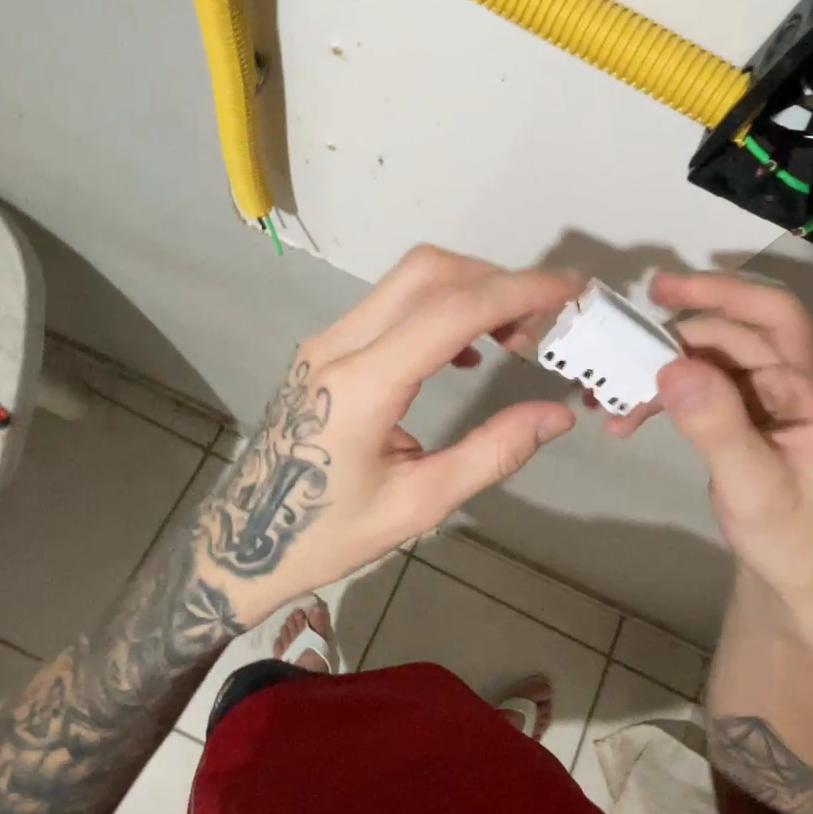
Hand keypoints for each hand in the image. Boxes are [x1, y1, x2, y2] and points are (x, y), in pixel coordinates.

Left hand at [194, 246, 582, 624]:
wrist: (243, 541)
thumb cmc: (327, 534)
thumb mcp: (418, 505)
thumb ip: (491, 453)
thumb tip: (557, 414)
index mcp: (362, 387)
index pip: (449, 312)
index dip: (517, 291)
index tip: (568, 289)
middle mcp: (339, 346)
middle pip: (426, 273)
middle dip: (495, 279)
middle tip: (543, 318)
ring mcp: (327, 341)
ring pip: (406, 281)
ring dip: (468, 290)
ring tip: (514, 337)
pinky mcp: (326, 348)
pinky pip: (389, 305)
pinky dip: (438, 308)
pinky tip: (465, 352)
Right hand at [643, 272, 812, 622]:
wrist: (793, 582)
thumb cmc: (787, 540)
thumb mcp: (752, 487)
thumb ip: (716, 425)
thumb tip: (670, 366)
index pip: (779, 317)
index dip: (720, 293)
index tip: (659, 288)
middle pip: (738, 333)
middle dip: (675, 345)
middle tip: (617, 358)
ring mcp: (785, 392)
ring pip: (716, 355)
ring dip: (664, 372)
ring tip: (614, 401)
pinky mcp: (759, 406)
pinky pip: (708, 381)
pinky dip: (670, 393)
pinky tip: (631, 416)